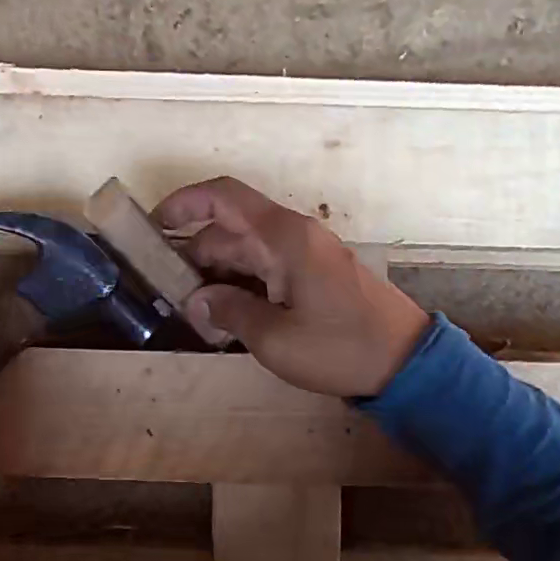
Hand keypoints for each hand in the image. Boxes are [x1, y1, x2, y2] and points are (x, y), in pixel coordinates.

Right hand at [154, 177, 429, 396]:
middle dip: (195, 258)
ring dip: (219, 277)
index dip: (184, 204)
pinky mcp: (317, 276)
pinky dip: (244, 286)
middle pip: (230, 231)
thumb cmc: (339, 348)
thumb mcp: (275, 338)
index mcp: (283, 238)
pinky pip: (269, 270)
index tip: (153, 227)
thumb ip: (229, 313)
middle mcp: (294, 236)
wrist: (405, 362)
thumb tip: (196, 301)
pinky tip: (229, 317)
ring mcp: (308, 255)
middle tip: (169, 296)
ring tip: (195, 314)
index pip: (223, 198)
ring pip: (249, 253)